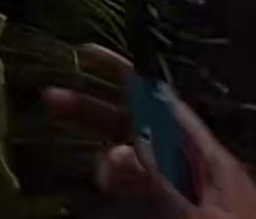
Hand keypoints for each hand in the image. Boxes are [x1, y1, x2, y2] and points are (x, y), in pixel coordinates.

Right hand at [45, 46, 255, 218]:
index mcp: (205, 155)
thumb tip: (131, 123)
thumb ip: (165, 168)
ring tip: (92, 170)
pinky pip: (148, 182)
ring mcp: (196, 192)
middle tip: (51, 101)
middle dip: (94, 107)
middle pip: (139, 121)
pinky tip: (111, 187)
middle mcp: (198, 165)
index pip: (156, 97)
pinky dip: (124, 178)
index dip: (119, 70)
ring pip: (140, 154)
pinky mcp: (191, 213)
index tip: (82, 52)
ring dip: (107, 150)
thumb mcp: (201, 210)